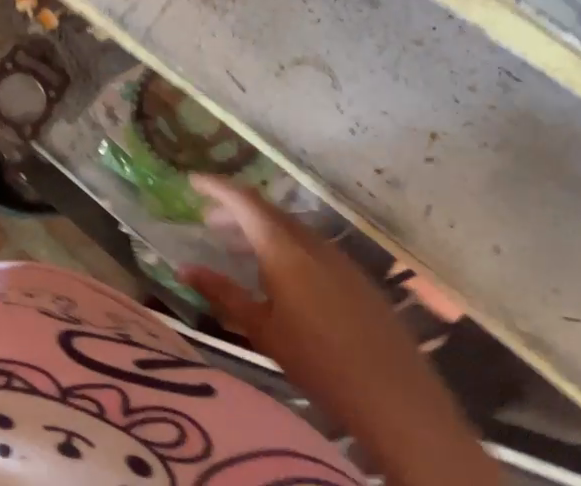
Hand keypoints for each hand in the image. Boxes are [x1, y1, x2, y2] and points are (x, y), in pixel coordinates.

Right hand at [178, 174, 413, 398]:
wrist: (397, 400)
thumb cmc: (318, 362)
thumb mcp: (260, 328)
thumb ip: (221, 293)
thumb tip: (183, 268)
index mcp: (285, 251)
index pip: (245, 203)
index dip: (217, 187)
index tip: (193, 181)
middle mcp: (314, 247)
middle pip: (270, 212)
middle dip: (236, 210)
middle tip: (208, 221)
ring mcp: (342, 263)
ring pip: (293, 230)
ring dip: (262, 229)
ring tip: (237, 247)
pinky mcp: (358, 282)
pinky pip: (313, 248)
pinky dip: (285, 247)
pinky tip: (278, 275)